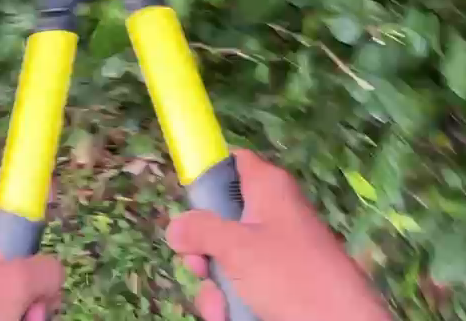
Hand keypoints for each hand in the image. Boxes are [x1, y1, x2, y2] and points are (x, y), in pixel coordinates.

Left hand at [0, 220, 64, 320]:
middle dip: (29, 302)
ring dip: (22, 318)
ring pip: (4, 305)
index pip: (12, 238)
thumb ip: (47, 270)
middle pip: (12, 277)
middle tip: (30, 317)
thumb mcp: (18, 281)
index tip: (39, 292)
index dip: (31, 265)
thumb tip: (51, 278)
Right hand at [167, 150, 390, 320]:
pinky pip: (245, 284)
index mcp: (267, 186)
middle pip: (222, 216)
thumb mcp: (236, 248)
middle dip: (203, 248)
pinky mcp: (282, 282)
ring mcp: (277, 248)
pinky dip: (234, 302)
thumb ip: (200, 231)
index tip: (188, 204)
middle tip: (199, 268)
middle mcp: (272, 211)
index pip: (232, 161)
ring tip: (220, 309)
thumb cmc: (290, 274)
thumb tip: (174, 227)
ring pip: (229, 257)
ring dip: (215, 285)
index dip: (207, 175)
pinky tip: (229, 318)